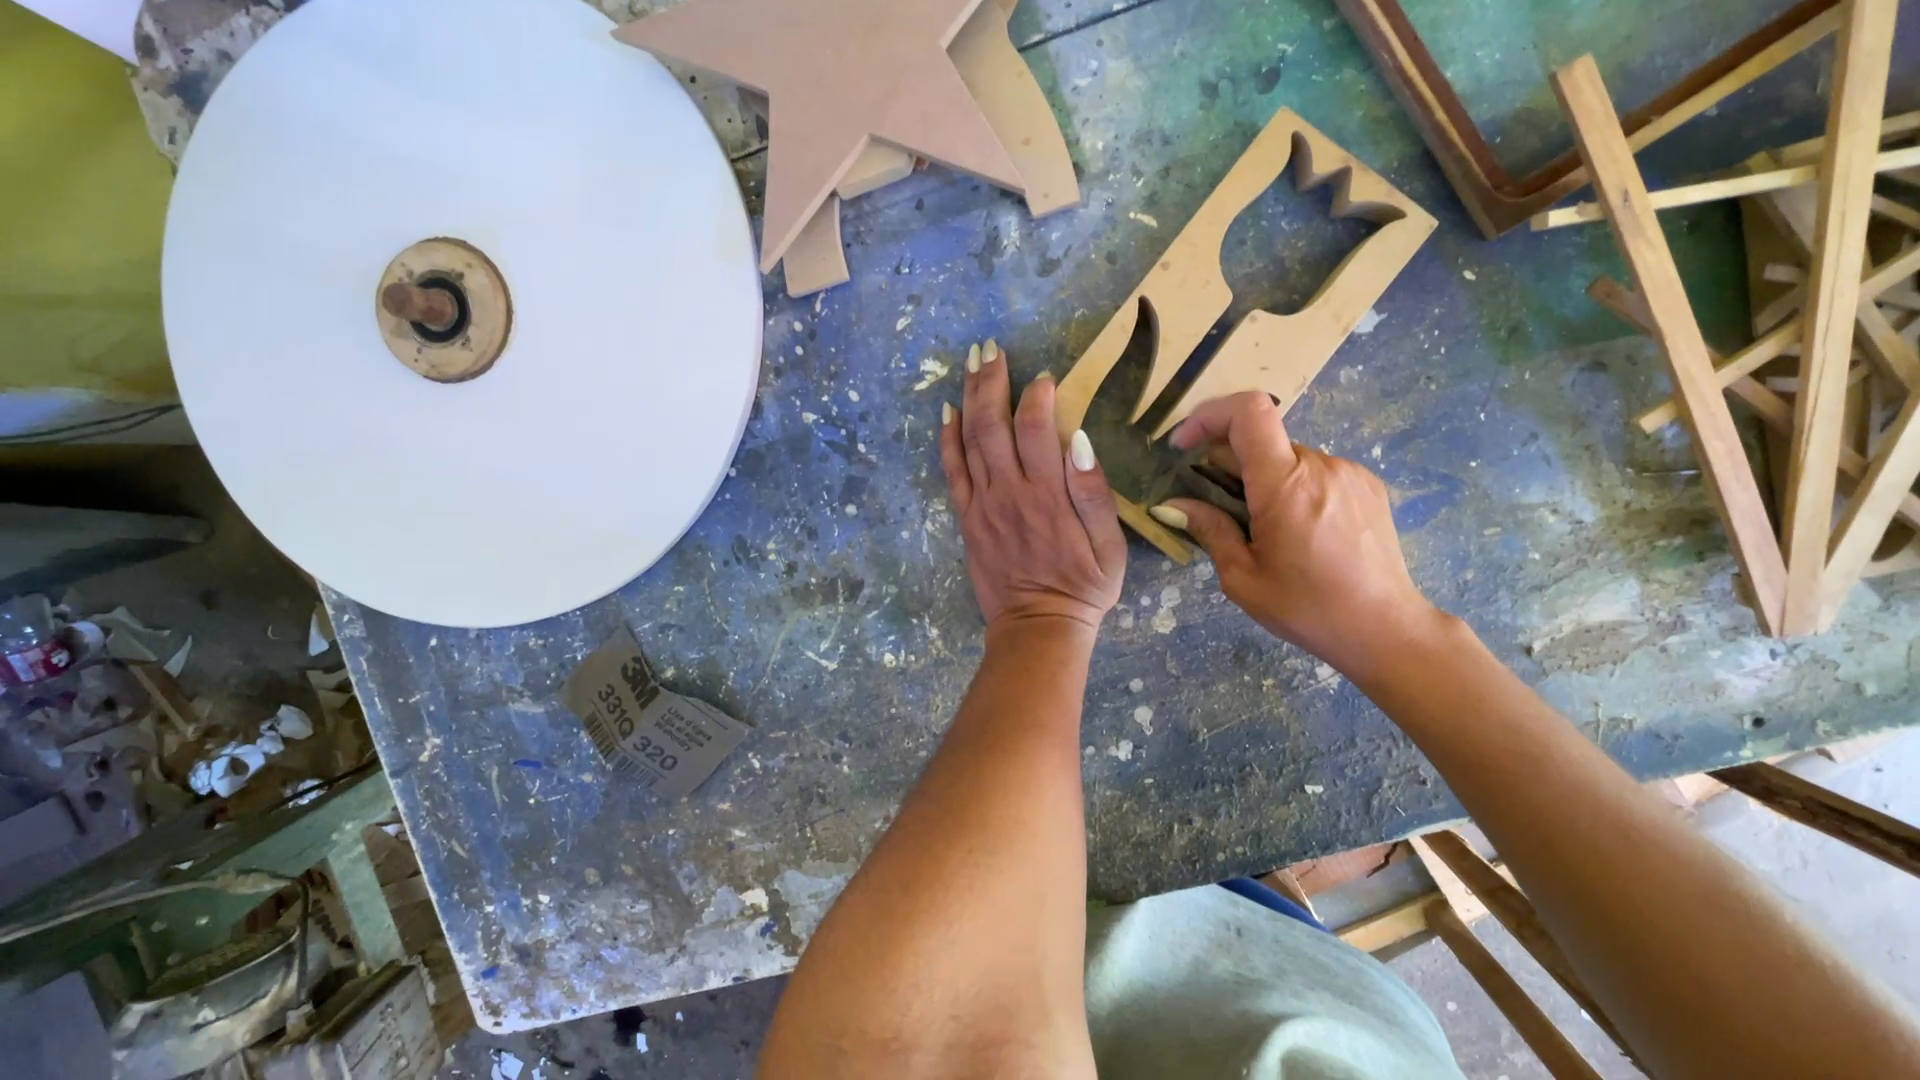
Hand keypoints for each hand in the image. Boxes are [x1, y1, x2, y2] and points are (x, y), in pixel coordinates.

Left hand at [939, 340, 1125, 635]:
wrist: (1037, 627)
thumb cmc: (1084, 587)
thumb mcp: (1110, 546)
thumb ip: (1094, 493)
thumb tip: (1081, 439)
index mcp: (1048, 494)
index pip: (1038, 427)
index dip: (1039, 395)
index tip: (1044, 377)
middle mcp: (1010, 491)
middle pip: (994, 423)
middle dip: (992, 380)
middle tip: (992, 349)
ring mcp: (983, 504)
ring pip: (969, 439)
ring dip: (969, 397)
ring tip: (971, 363)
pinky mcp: (967, 519)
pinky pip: (952, 471)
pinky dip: (948, 439)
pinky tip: (947, 412)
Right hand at [1148, 392, 1437, 679]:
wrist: (1384, 628)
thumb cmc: (1306, 608)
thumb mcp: (1242, 577)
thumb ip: (1209, 530)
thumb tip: (1172, 506)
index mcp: (1285, 484)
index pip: (1248, 411)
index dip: (1209, 415)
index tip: (1185, 445)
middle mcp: (1320, 465)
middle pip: (1261, 439)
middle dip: (1228, 463)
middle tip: (1215, 507)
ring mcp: (1348, 472)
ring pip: (1287, 457)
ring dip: (1262, 478)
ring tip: (1261, 528)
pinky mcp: (1366, 484)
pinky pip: (1315, 472)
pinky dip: (1293, 487)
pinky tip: (1298, 530)